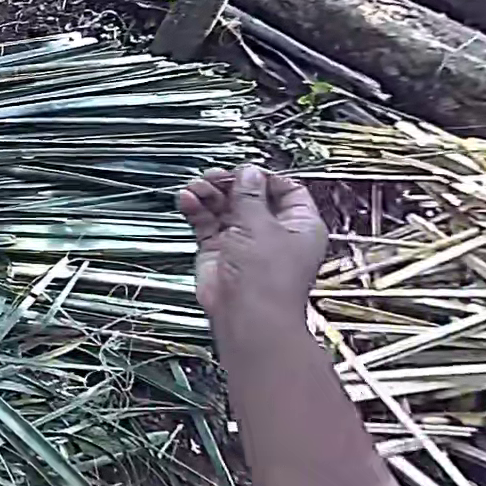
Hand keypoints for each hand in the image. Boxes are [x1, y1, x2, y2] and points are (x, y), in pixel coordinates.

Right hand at [175, 165, 326, 322]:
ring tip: (195, 187)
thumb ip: (249, 196)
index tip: (243, 170)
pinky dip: (195, 210)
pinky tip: (188, 200)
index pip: (285, 190)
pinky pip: (204, 222)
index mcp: (298, 224)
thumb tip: (248, 173)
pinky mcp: (217, 250)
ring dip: (208, 194)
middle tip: (213, 177)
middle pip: (249, 196)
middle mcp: (270, 231)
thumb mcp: (261, 226)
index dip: (263, 178)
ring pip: (223, 207)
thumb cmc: (268, 279)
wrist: (246, 315)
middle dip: (229, 184)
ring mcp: (242, 240)